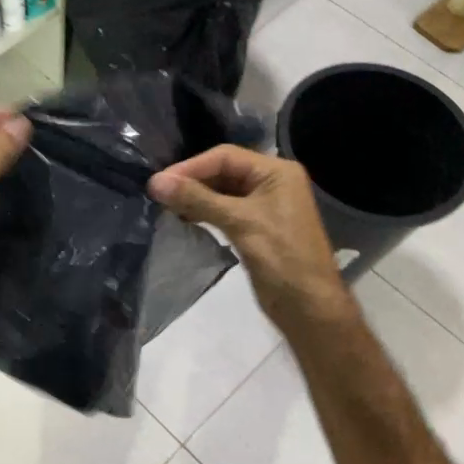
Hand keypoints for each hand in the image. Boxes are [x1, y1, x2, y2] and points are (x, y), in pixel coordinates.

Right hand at [148, 146, 354, 333]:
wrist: (308, 306)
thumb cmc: (281, 257)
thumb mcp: (239, 222)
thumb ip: (198, 199)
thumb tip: (155, 182)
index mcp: (276, 172)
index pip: (225, 157)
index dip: (191, 166)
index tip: (159, 181)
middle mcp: (271, 183)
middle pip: (223, 172)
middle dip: (192, 181)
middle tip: (158, 194)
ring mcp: (264, 206)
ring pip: (222, 192)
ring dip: (195, 198)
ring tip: (165, 206)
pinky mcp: (255, 228)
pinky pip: (224, 211)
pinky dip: (204, 213)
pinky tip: (183, 219)